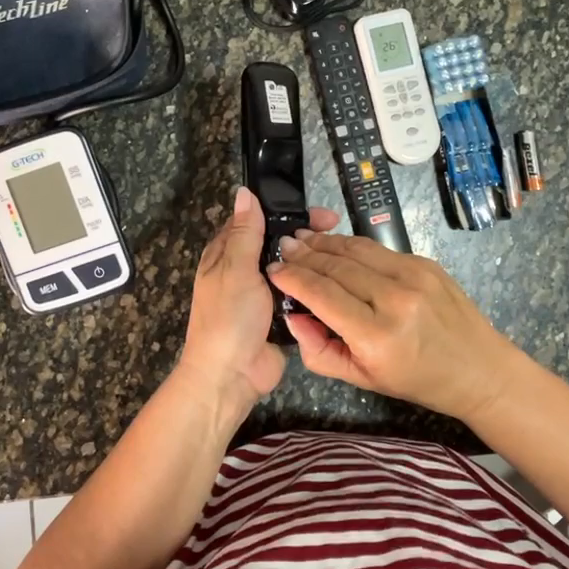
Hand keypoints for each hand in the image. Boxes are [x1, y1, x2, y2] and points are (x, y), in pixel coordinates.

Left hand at [177, 187, 338, 417]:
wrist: (231, 376)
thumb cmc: (228, 318)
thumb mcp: (236, 269)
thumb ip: (245, 232)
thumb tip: (244, 192)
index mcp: (226, 254)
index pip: (257, 221)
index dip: (285, 211)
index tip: (320, 213)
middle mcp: (243, 271)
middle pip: (277, 244)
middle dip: (304, 236)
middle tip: (337, 231)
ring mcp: (262, 295)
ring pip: (292, 269)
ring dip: (312, 262)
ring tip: (343, 253)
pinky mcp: (279, 316)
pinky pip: (300, 295)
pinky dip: (315, 289)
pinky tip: (339, 282)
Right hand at [266, 229, 523, 418]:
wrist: (479, 369)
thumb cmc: (417, 380)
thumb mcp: (361, 378)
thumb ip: (319, 351)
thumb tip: (293, 316)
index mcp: (377, 335)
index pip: (322, 294)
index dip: (292, 278)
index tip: (273, 270)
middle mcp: (395, 299)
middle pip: (336, 265)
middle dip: (304, 255)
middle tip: (282, 247)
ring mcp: (414, 276)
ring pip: (356, 249)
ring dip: (324, 242)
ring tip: (302, 239)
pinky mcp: (425, 263)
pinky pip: (377, 249)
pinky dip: (350, 245)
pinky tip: (334, 245)